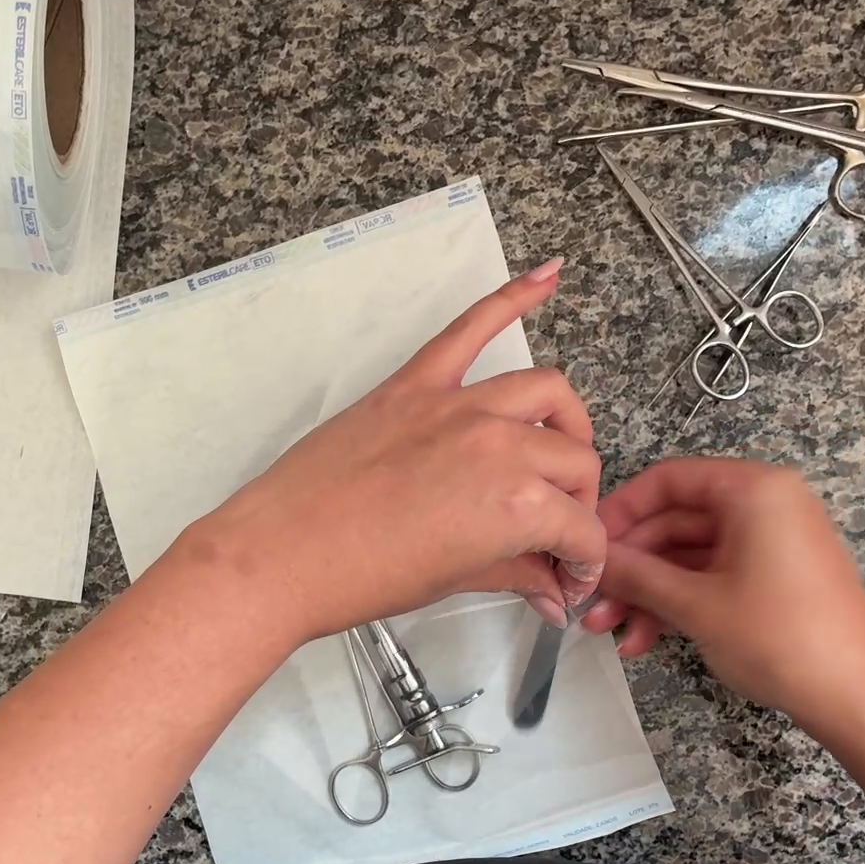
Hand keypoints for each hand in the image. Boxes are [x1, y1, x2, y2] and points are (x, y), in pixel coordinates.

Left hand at [169, 258, 604, 643]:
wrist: (280, 554)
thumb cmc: (360, 580)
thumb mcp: (450, 581)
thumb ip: (513, 573)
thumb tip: (552, 589)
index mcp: (516, 504)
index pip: (579, 528)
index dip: (584, 560)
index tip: (569, 577)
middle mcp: (500, 444)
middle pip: (572, 460)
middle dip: (577, 502)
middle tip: (554, 532)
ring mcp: (455, 405)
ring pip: (543, 391)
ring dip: (565, 422)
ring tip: (556, 450)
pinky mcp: (412, 385)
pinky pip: (468, 327)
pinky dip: (511, 297)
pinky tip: (547, 275)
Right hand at [580, 457, 864, 726]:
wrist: (859, 703)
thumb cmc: (777, 637)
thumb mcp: (692, 603)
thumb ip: (632, 573)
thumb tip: (585, 560)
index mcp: (753, 491)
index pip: (666, 480)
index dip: (619, 511)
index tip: (585, 545)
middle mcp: (762, 506)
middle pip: (670, 522)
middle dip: (627, 567)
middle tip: (588, 600)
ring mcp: (767, 544)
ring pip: (683, 556)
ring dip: (642, 593)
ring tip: (606, 631)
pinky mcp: (770, 578)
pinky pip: (707, 577)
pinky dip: (672, 604)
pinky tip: (641, 641)